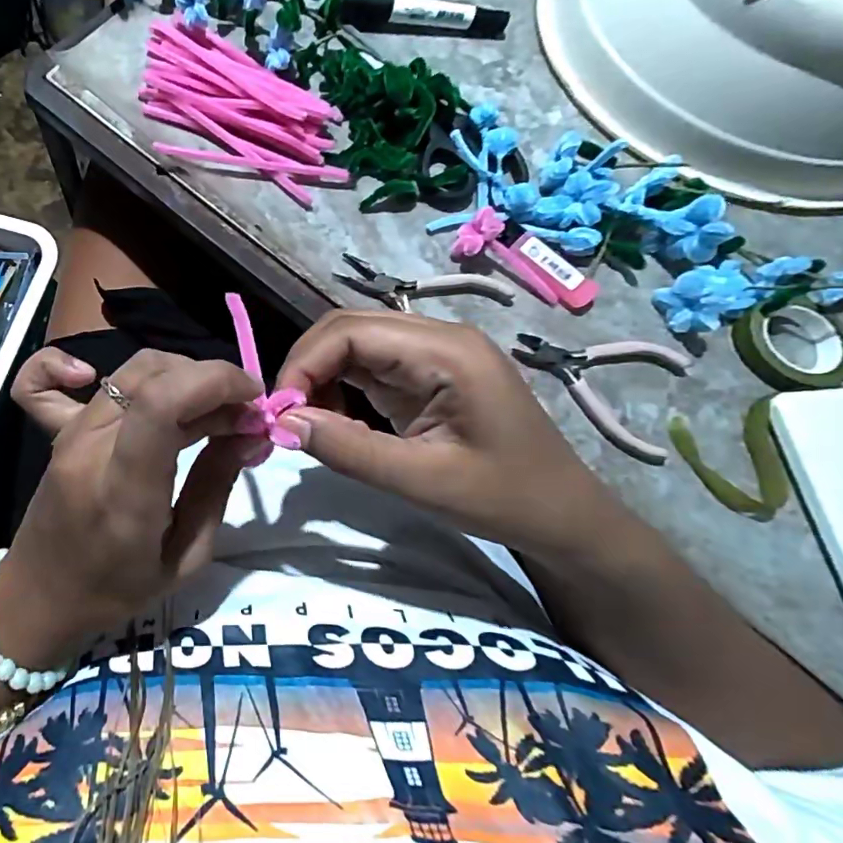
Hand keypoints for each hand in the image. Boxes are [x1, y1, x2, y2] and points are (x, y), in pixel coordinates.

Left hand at [4, 349, 264, 650]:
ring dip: (184, 374)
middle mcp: (90, 448)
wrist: (39, 595)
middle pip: (152, 375)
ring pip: (132, 369)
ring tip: (212, 407)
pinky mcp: (61, 428)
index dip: (215, 383)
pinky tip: (114, 378)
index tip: (252, 401)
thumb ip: (216, 487)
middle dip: (212, 380)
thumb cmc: (115, 590)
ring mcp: (70, 433)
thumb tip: (249, 433)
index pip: (160, 405)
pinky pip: (54, 380)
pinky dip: (90, 366)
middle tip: (243, 413)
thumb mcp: (184, 558)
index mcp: (123, 493)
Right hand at [274, 310, 620, 549]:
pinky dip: (343, 390)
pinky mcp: (431, 373)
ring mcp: (436, 353)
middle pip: (350, 328)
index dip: (304, 363)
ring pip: (357, 345)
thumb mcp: (421, 481)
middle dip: (308, 368)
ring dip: (322, 379)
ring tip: (313, 427)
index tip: (280, 414)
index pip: (351, 331)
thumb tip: (284, 423)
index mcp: (446, 351)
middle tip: (288, 420)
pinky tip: (340, 424)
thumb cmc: (503, 498)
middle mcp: (439, 338)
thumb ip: (349, 449)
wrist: (562, 515)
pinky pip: (372, 367)